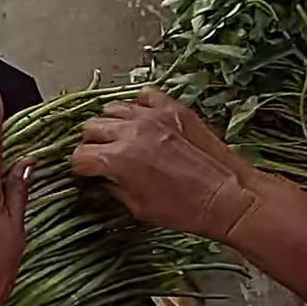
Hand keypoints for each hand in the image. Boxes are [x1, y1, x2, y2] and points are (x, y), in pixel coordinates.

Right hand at [71, 86, 271, 241]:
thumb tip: (102, 178)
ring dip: (111, 123)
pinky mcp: (173, 109)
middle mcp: (131, 132)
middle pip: (91, 128)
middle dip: (92, 144)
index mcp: (118, 160)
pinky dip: (138, 105)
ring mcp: (152, 116)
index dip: (80, 168)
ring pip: (113, 108)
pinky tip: (142, 119)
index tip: (86, 173)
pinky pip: (144, 96)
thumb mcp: (138, 207)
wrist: (226, 196)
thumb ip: (114, 187)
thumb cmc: (184, 209)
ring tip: (120, 137)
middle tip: (101, 156)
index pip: (80, 156)